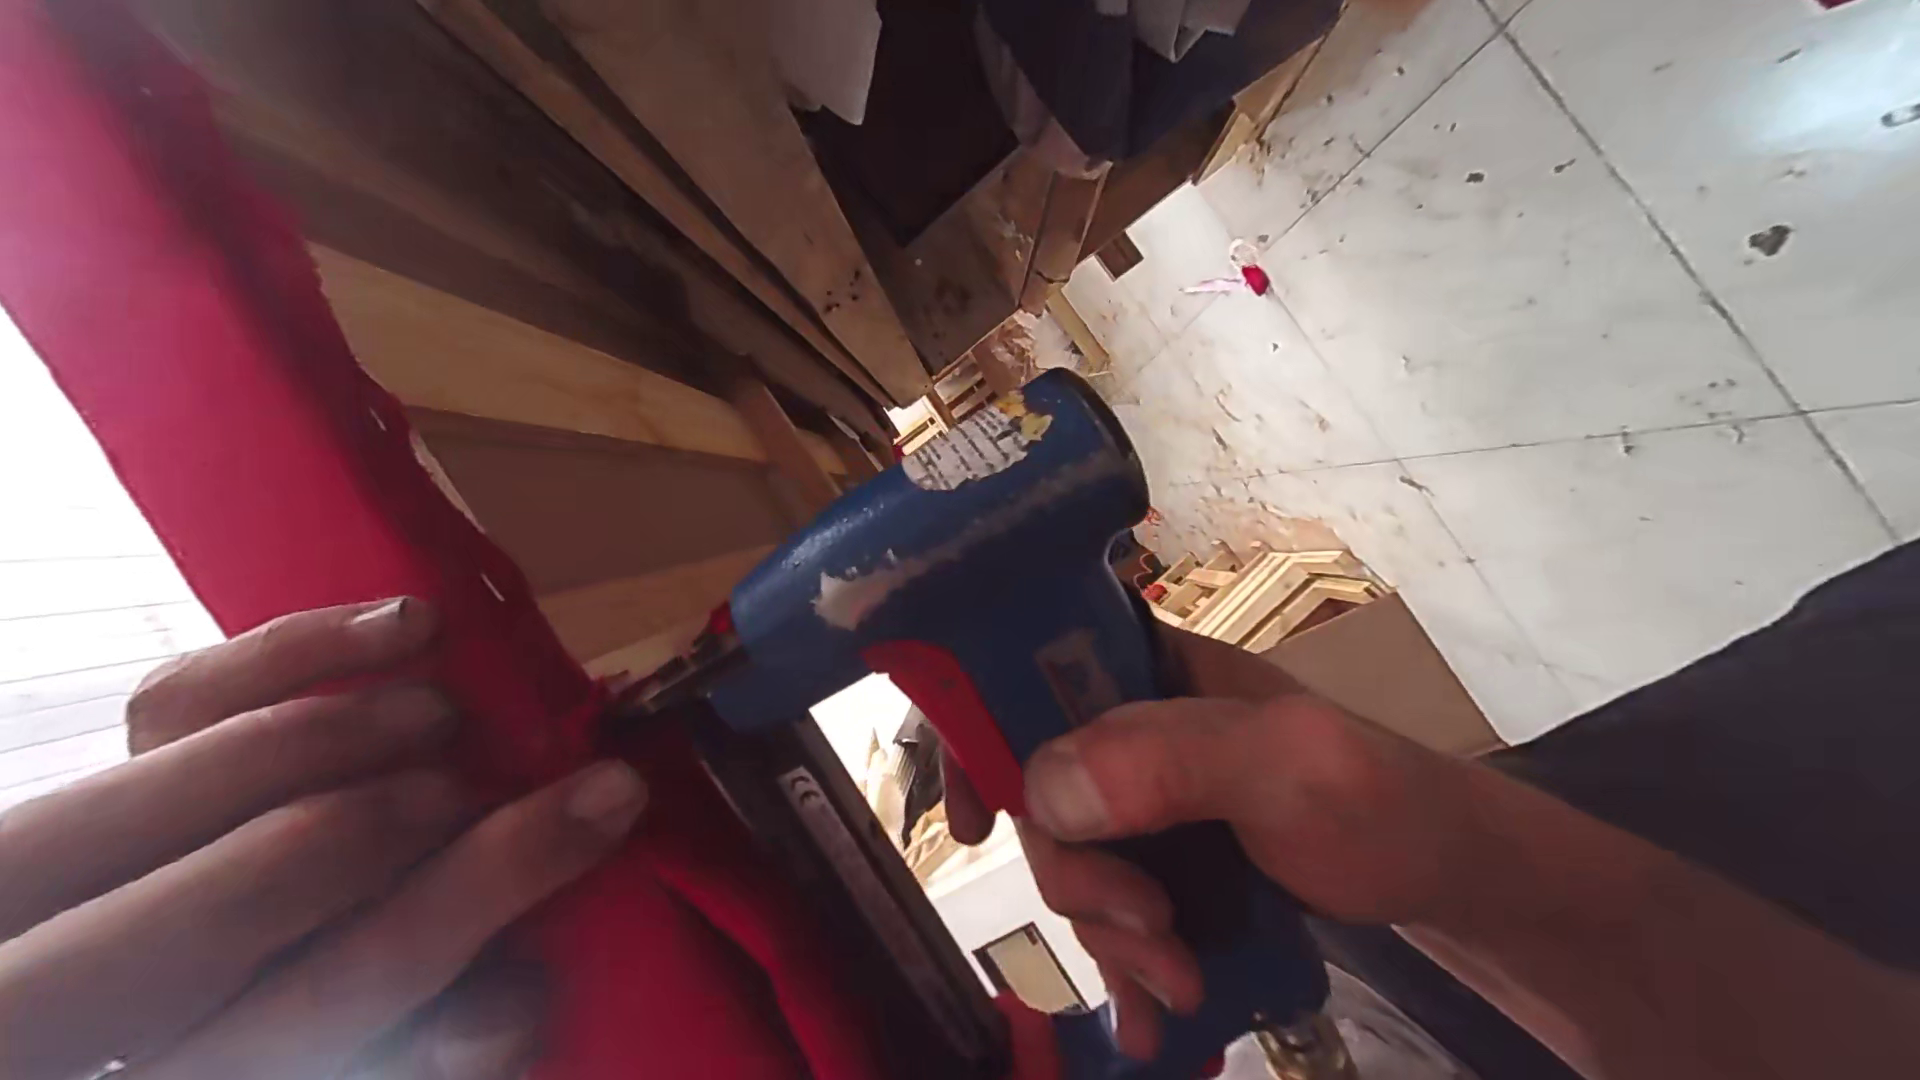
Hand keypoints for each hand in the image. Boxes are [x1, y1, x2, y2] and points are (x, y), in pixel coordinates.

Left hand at [0, 599, 646, 1079]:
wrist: (196, 951)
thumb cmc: (318, 1000)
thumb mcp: (393, 1047)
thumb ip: (451, 1041)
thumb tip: (520, 1001)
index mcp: (213, 1065)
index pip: (356, 976)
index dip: (496, 878)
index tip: (611, 794)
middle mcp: (93, 984)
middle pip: (279, 873)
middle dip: (424, 806)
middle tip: (511, 770)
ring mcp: (59, 872)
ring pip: (215, 766)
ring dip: (362, 727)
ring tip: (447, 711)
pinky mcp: (92, 775)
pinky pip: (187, 692)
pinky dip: (310, 646)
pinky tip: (408, 628)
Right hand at [945, 628, 1487, 1059]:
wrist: (1445, 880)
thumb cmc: (1381, 800)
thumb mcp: (1291, 765)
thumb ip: (1173, 760)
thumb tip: (1043, 790)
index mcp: (1141, 666)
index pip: (1023, 669)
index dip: (979, 727)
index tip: (978, 814)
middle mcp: (1124, 719)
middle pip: (1036, 782)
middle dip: (1073, 867)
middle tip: (1141, 926)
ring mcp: (1136, 789)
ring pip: (1065, 852)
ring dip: (1105, 928)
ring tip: (1177, 979)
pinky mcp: (1153, 849)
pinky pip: (1099, 899)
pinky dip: (1114, 959)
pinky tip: (1150, 1014)